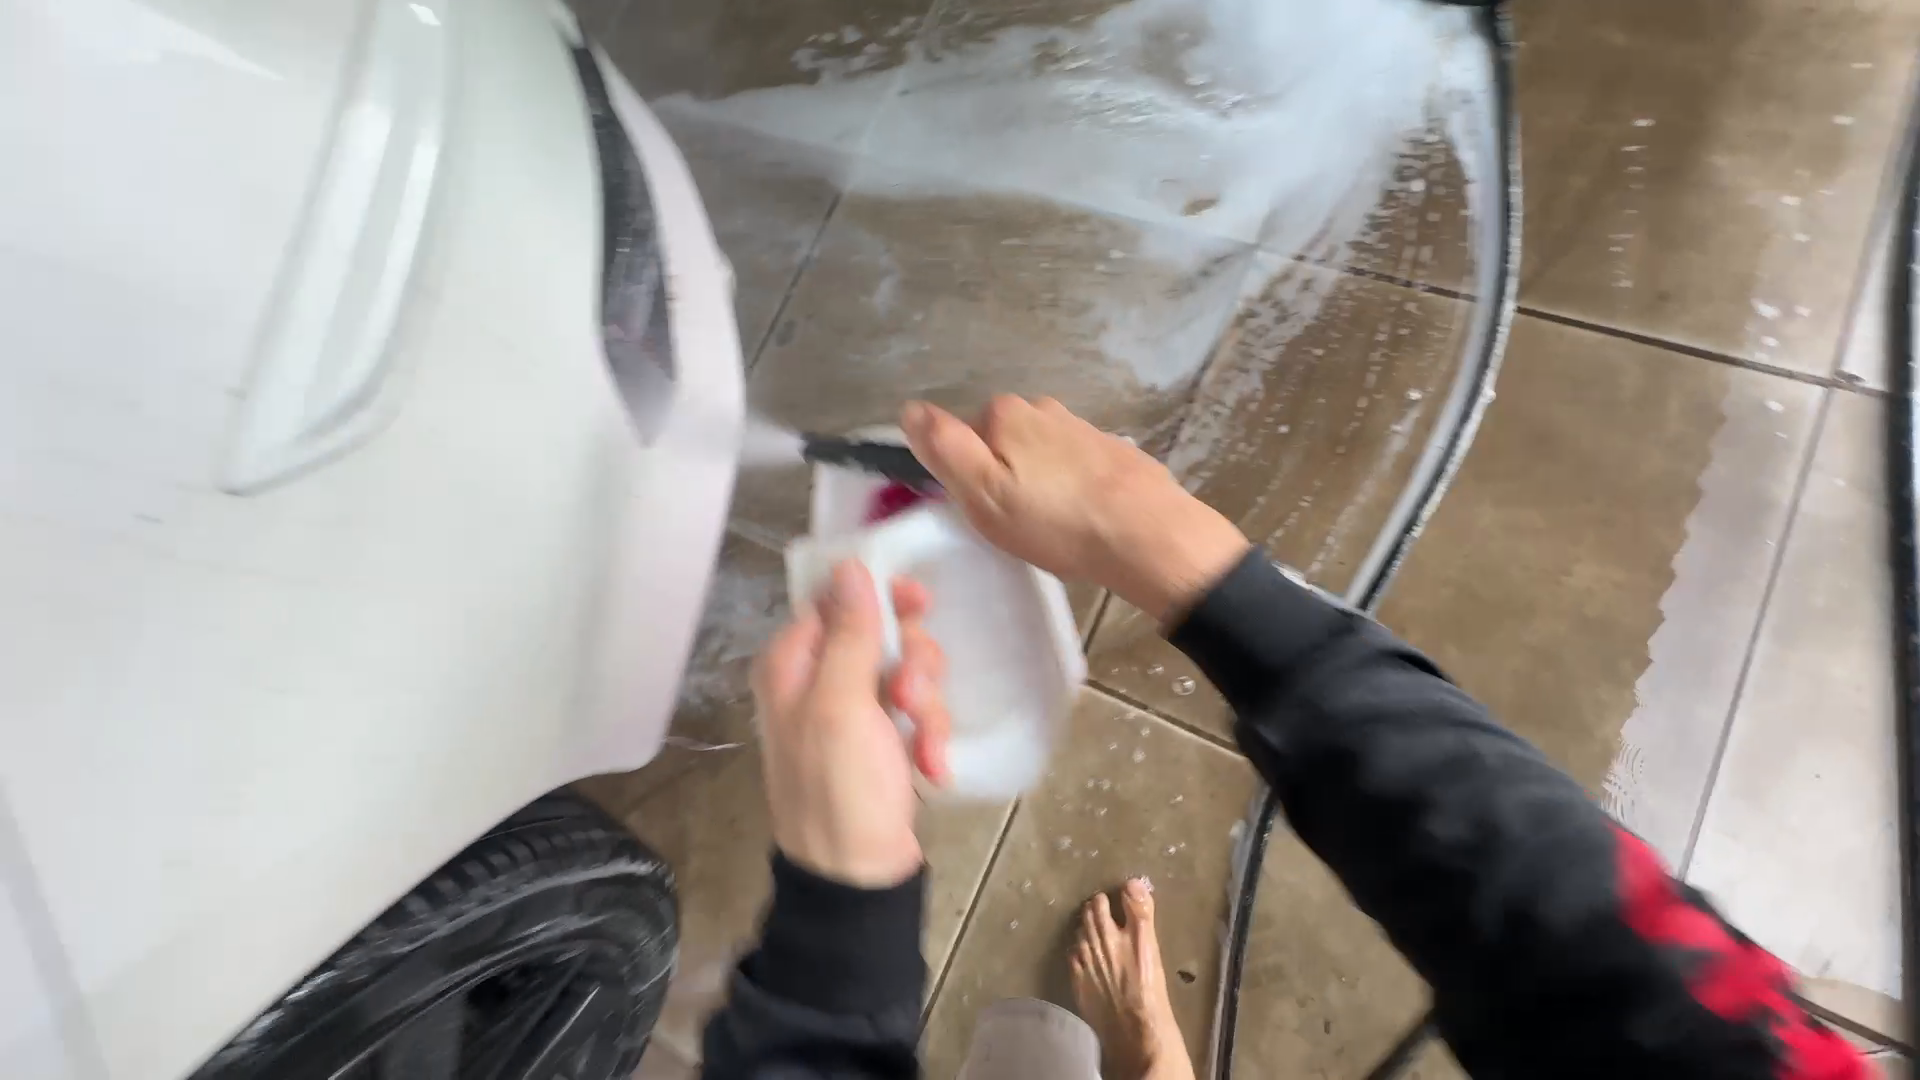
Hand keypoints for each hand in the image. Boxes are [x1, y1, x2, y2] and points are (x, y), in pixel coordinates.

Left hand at [752, 561, 951, 888]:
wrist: (860, 880)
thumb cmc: (841, 788)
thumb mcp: (842, 706)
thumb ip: (849, 633)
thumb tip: (849, 565)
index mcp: (792, 664)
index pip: (836, 599)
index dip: (879, 597)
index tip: (918, 604)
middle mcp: (818, 679)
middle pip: (880, 633)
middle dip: (911, 663)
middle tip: (912, 694)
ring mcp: (851, 710)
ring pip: (906, 669)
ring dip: (925, 704)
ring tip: (925, 744)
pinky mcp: (882, 736)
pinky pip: (914, 708)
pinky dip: (927, 733)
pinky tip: (932, 765)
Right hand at [901, 395, 1250, 622]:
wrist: (1146, 534)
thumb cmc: (1054, 520)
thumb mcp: (982, 492)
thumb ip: (943, 448)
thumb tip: (909, 409)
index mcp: (1003, 414)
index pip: (962, 437)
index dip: (966, 476)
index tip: (983, 510)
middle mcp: (1042, 408)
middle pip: (1001, 444)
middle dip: (1002, 477)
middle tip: (1016, 522)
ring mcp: (1081, 427)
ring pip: (1038, 455)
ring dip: (1037, 483)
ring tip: (1052, 525)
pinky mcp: (1111, 450)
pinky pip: (1072, 467)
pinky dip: (1069, 488)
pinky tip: (1082, 517)